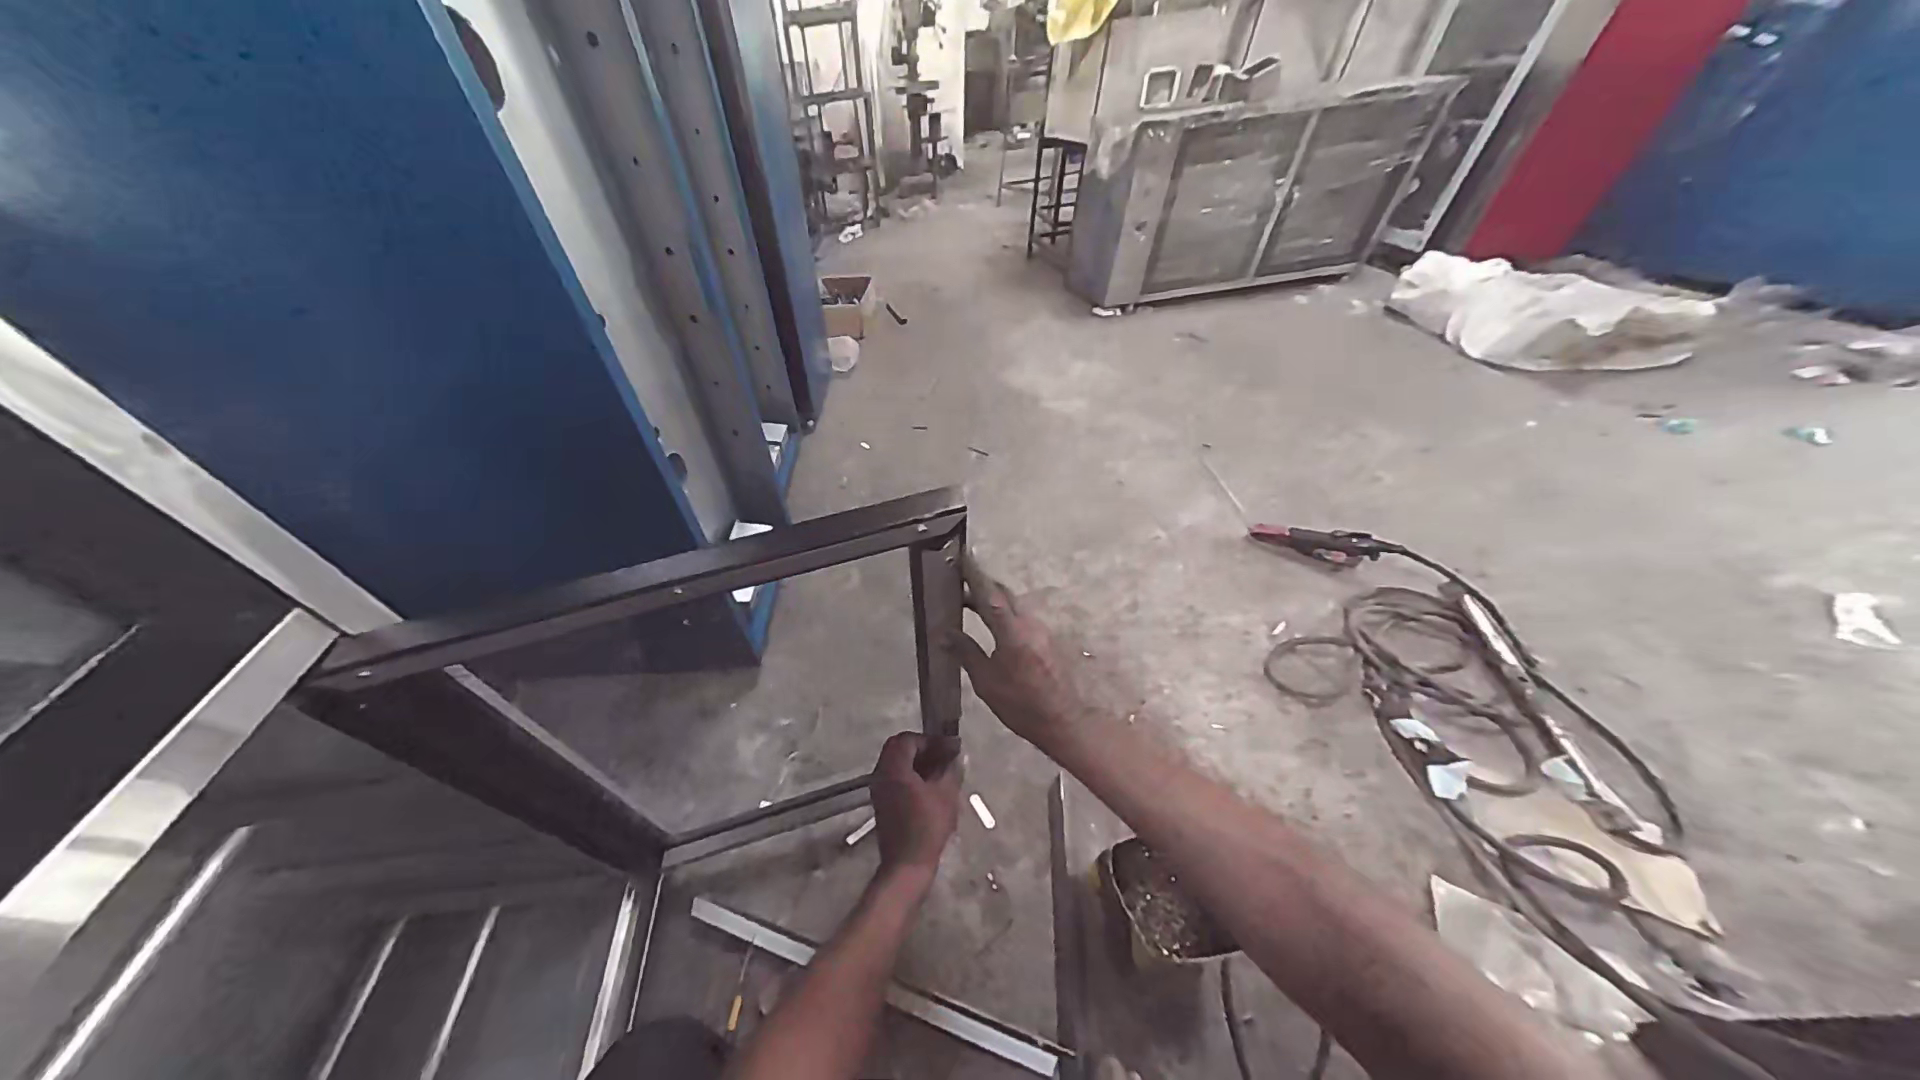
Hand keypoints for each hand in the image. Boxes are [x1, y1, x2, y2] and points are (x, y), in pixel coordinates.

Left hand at [870, 732, 961, 876]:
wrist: (907, 864)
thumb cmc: (927, 826)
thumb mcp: (946, 795)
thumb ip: (952, 769)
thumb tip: (958, 755)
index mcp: (894, 769)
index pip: (907, 740)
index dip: (930, 739)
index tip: (949, 746)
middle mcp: (881, 774)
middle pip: (897, 748)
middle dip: (922, 747)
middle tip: (944, 754)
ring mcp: (879, 789)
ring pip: (895, 763)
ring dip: (916, 760)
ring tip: (940, 768)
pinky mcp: (882, 802)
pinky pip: (894, 777)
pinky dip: (910, 774)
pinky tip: (930, 784)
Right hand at [951, 553, 1081, 745]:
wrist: (1063, 721)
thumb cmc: (1020, 705)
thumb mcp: (986, 682)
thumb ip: (966, 652)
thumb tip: (945, 633)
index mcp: (1012, 632)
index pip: (990, 594)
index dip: (974, 574)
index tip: (962, 556)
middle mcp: (1029, 623)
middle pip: (1003, 593)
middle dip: (981, 584)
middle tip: (958, 580)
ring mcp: (1041, 630)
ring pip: (1013, 604)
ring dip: (991, 600)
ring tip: (968, 603)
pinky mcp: (1045, 638)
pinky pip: (1020, 616)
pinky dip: (1002, 613)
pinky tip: (990, 624)